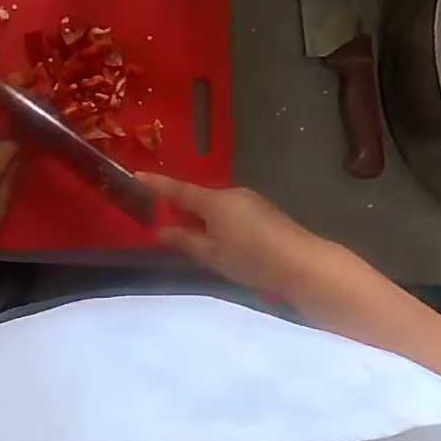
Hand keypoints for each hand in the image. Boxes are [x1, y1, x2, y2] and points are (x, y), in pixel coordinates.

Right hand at [140, 173, 346, 298]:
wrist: (303, 265)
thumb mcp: (210, 254)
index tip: (137, 175)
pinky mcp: (264, 214)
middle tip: (164, 224)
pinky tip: (219, 242)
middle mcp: (231, 194)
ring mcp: (250, 202)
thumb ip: (183, 240)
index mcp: (213, 201)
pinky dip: (217, 222)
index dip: (156, 184)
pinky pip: (230, 212)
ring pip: (215, 206)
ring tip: (192, 239)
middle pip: (197, 197)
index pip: (177, 190)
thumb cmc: (250, 258)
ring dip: (200, 218)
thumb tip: (160, 230)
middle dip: (180, 208)